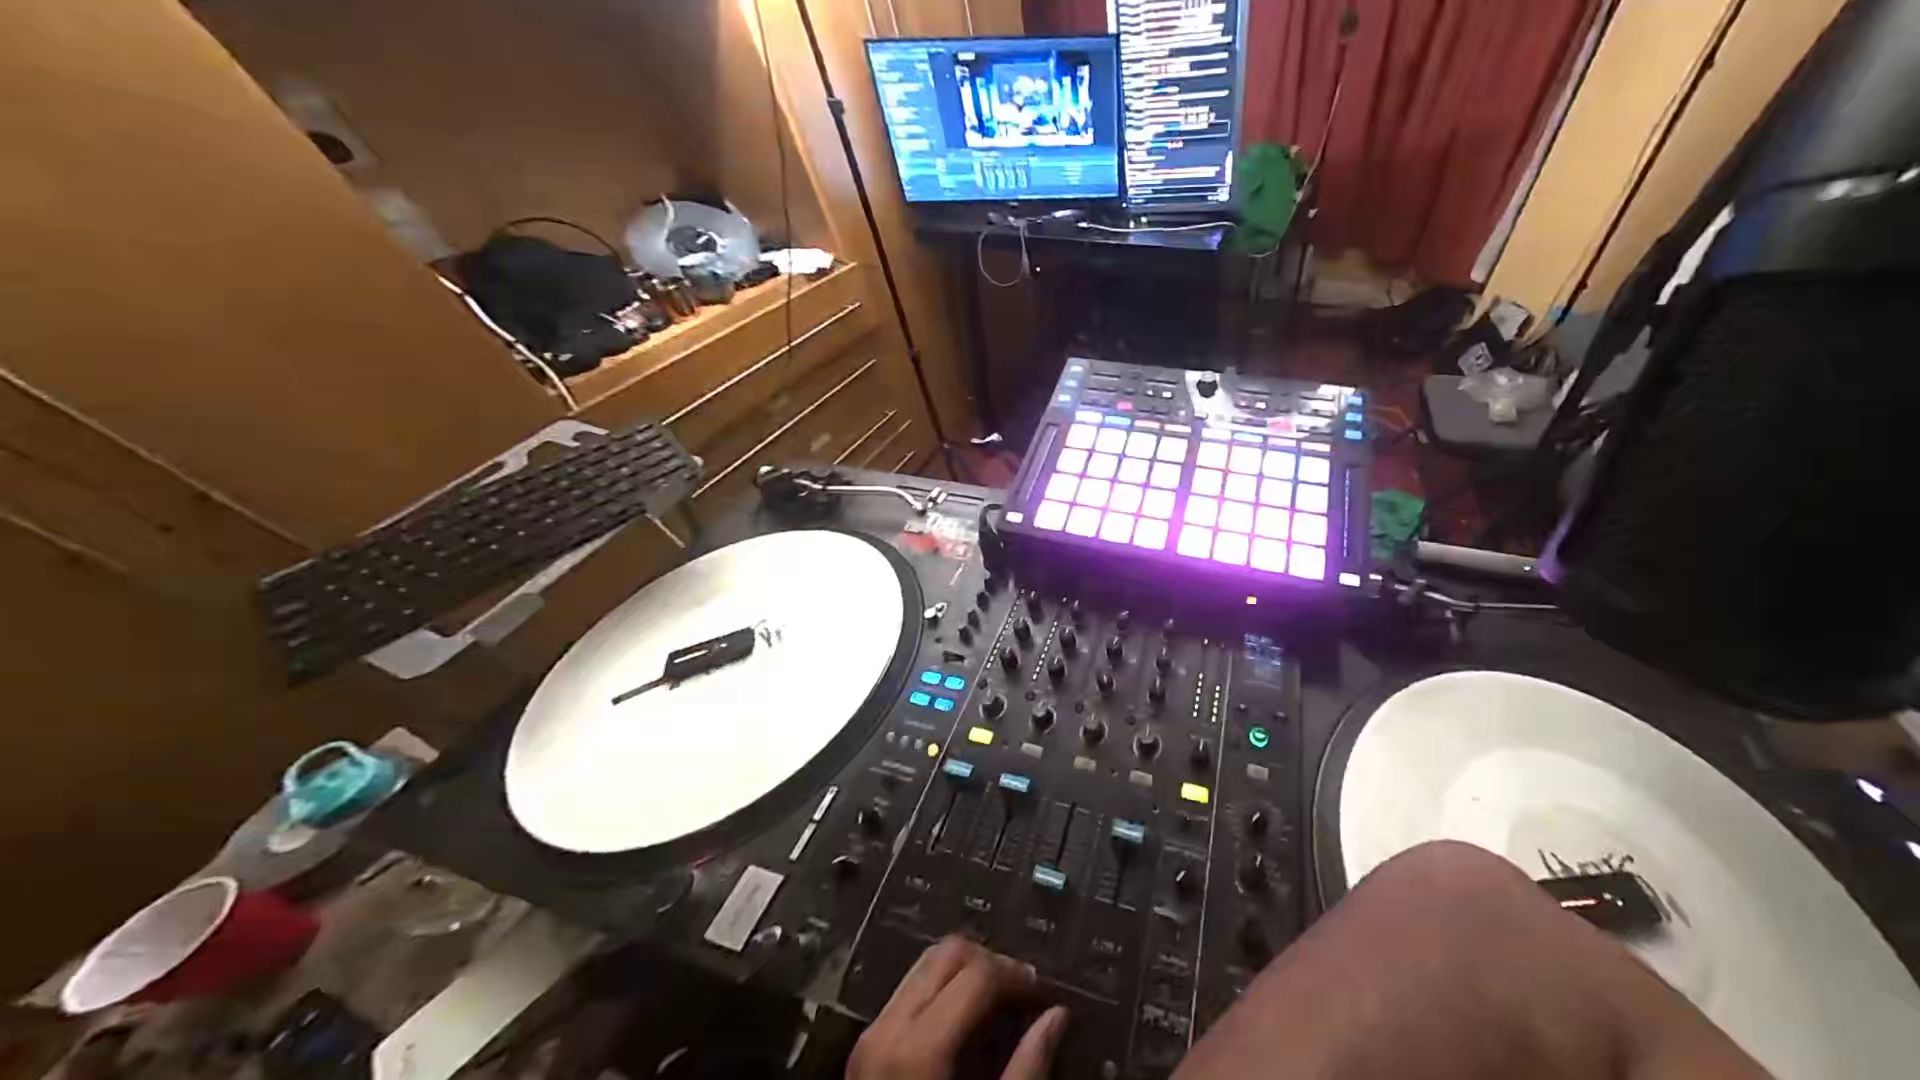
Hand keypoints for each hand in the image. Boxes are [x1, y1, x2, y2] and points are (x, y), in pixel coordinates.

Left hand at [848, 936, 1068, 1079]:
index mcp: (920, 1047)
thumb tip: (1057, 1016)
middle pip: (946, 953)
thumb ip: (1028, 1068)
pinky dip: (942, 987)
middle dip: (990, 961)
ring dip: (965, 970)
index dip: (1015, 973)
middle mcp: (889, 1026)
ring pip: (924, 963)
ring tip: (999, 1000)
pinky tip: (966, 1017)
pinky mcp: (866, 1044)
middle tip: (1023, 991)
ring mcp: (872, 1033)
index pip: (975, 973)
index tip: (1043, 991)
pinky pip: (909, 988)